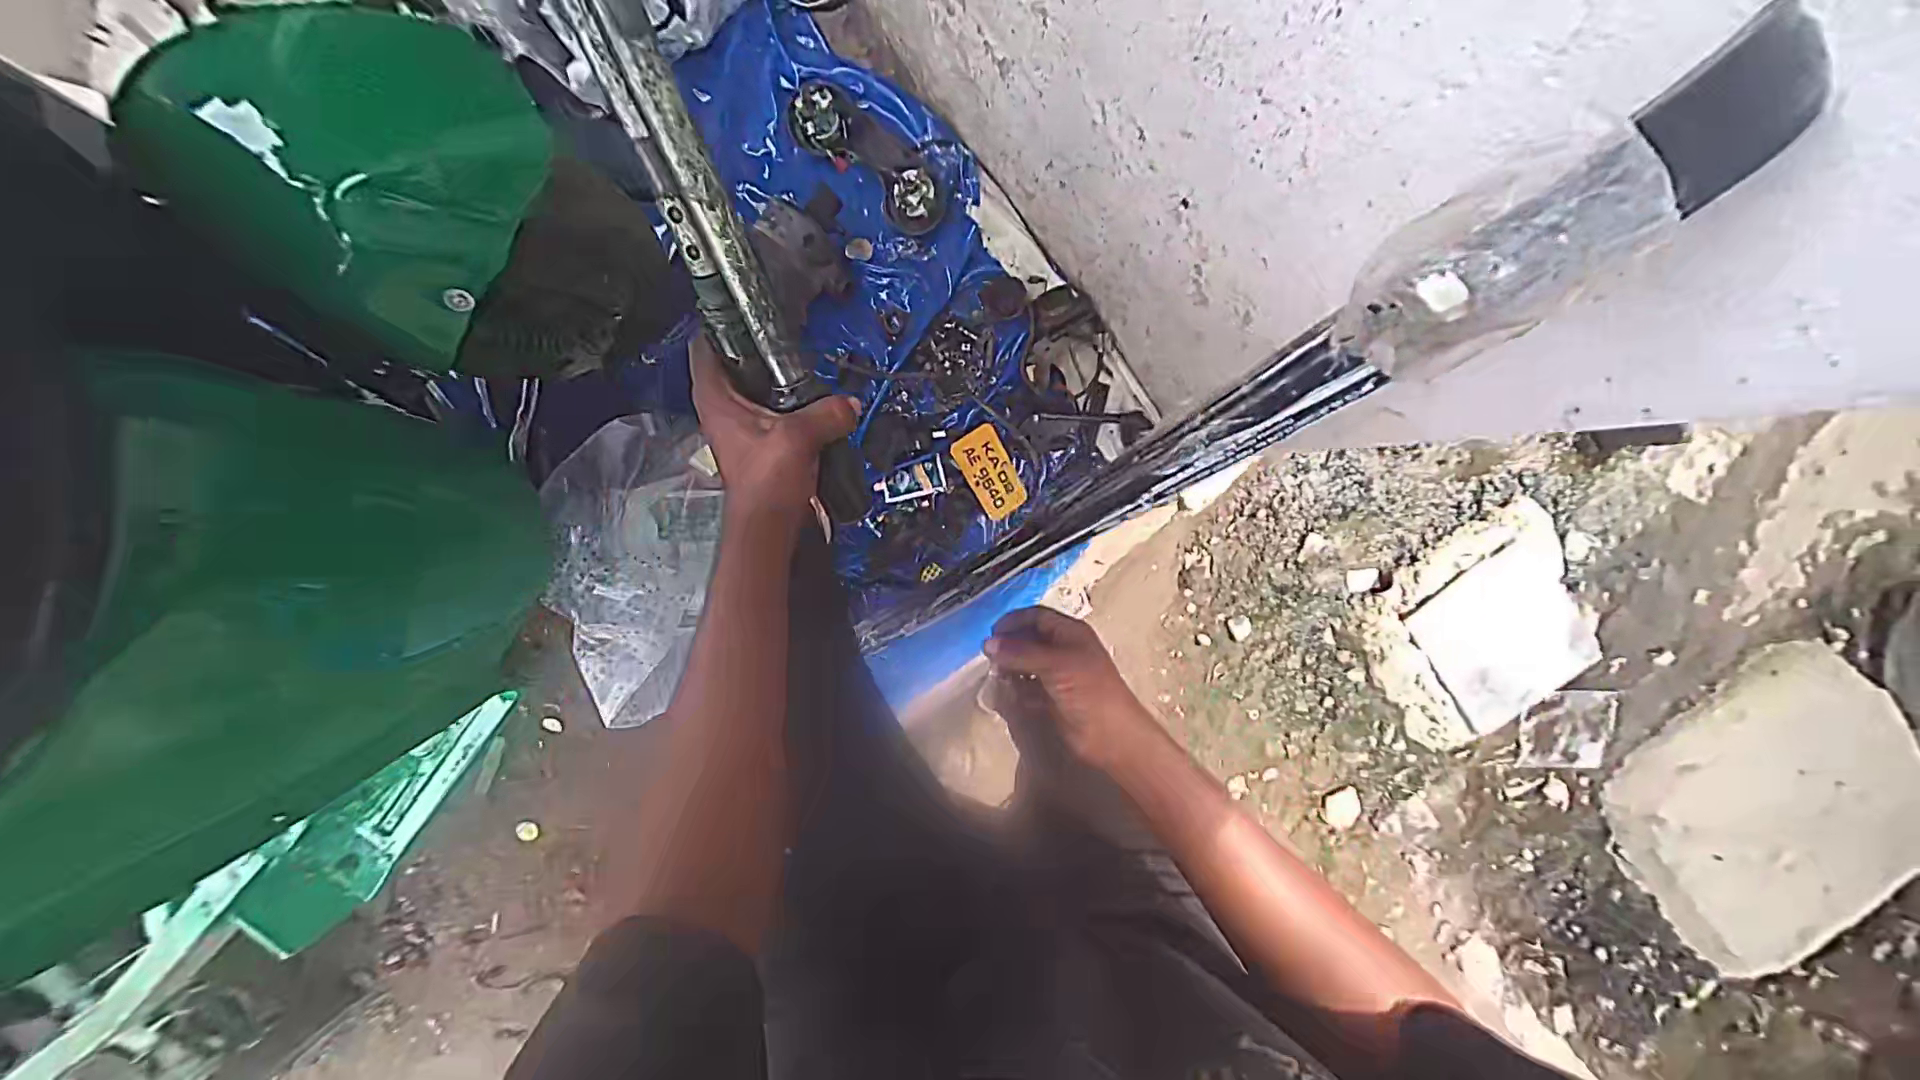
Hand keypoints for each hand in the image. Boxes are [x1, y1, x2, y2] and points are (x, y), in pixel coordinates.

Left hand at [690, 334, 860, 532]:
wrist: (770, 525)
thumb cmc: (768, 480)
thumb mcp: (799, 438)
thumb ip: (827, 413)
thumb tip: (850, 404)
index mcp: (715, 397)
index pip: (707, 345)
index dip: (725, 324)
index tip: (754, 312)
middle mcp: (721, 406)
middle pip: (735, 363)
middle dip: (760, 349)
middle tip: (789, 336)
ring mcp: (739, 425)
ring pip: (757, 387)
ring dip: (778, 378)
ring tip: (805, 365)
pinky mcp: (758, 440)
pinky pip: (773, 409)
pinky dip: (789, 402)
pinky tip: (811, 399)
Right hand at [983, 607, 1167, 772]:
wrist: (1112, 736)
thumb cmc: (1089, 691)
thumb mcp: (1055, 664)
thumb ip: (1020, 652)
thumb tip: (989, 644)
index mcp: (1071, 633)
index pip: (1036, 617)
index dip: (1013, 621)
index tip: (991, 633)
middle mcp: (1064, 650)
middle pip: (1030, 639)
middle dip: (1009, 645)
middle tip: (989, 656)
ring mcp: (1058, 675)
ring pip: (1027, 663)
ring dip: (1010, 667)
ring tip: (996, 674)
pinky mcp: (1052, 698)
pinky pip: (1028, 687)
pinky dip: (1016, 688)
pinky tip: (1006, 692)